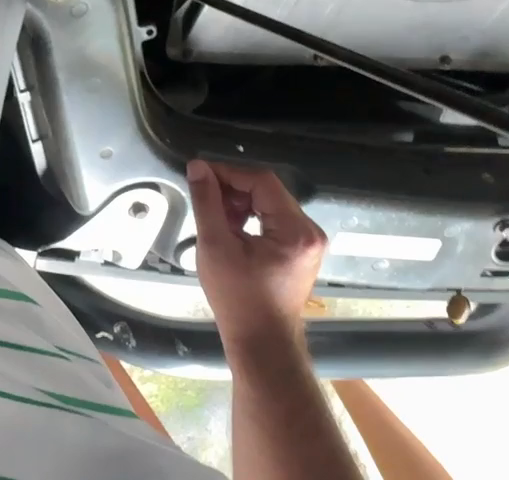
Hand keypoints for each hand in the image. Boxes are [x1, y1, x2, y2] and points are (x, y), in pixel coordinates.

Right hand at [185, 160, 327, 352]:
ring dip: (240, 202)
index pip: (261, 181)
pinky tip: (230, 228)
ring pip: (269, 203)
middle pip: (267, 190)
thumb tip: (198, 167)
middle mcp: (309, 231)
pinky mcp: (300, 250)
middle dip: (233, 189)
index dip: (228, 172)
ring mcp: (308, 241)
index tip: (199, 175)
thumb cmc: (237, 296)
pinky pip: (273, 218)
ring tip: (215, 216)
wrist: (261, 341)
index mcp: (295, 230)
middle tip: (204, 198)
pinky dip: (250, 216)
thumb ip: (207, 202)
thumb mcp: (215, 245)